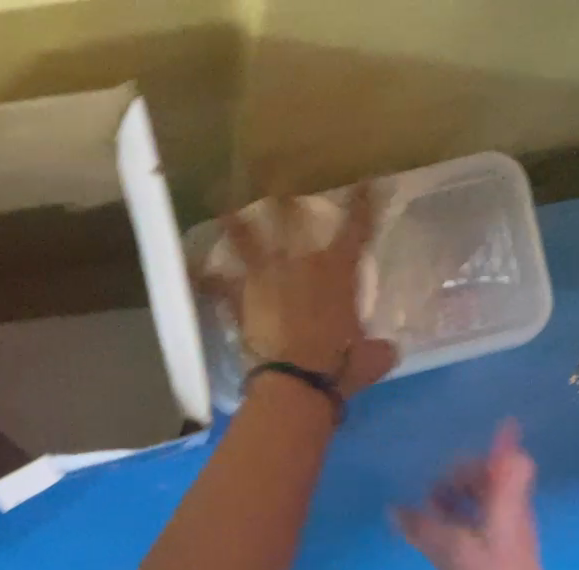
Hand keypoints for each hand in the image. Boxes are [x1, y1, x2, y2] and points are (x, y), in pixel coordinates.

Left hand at [201, 184, 396, 398]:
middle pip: (293, 219)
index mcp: (339, 272)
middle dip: (287, 197)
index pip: (357, 229)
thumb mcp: (369, 359)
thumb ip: (377, 350)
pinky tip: (191, 267)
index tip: (366, 183)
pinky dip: (203, 277)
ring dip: (235, 222)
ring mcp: (266, 278)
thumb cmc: (339, 368)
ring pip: (248, 240)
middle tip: (278, 177)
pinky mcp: (240, 301)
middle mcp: (300, 265)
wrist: (297, 382)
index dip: (363, 203)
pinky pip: (217, 285)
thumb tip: (387, 352)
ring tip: (221, 200)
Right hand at [394, 420, 556, 569]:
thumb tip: (394, 510)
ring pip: (492, 502)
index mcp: (506, 500)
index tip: (461, 469)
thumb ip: (420, 526)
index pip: (514, 460)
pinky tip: (448, 541)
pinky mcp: (512, 552)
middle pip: (497, 478)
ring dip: (464, 503)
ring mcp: (517, 532)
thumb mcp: (446, 550)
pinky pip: (490, 522)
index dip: (495, 451)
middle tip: (437, 499)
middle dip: (464, 481)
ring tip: (437, 520)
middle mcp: (516, 509)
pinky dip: (468, 522)